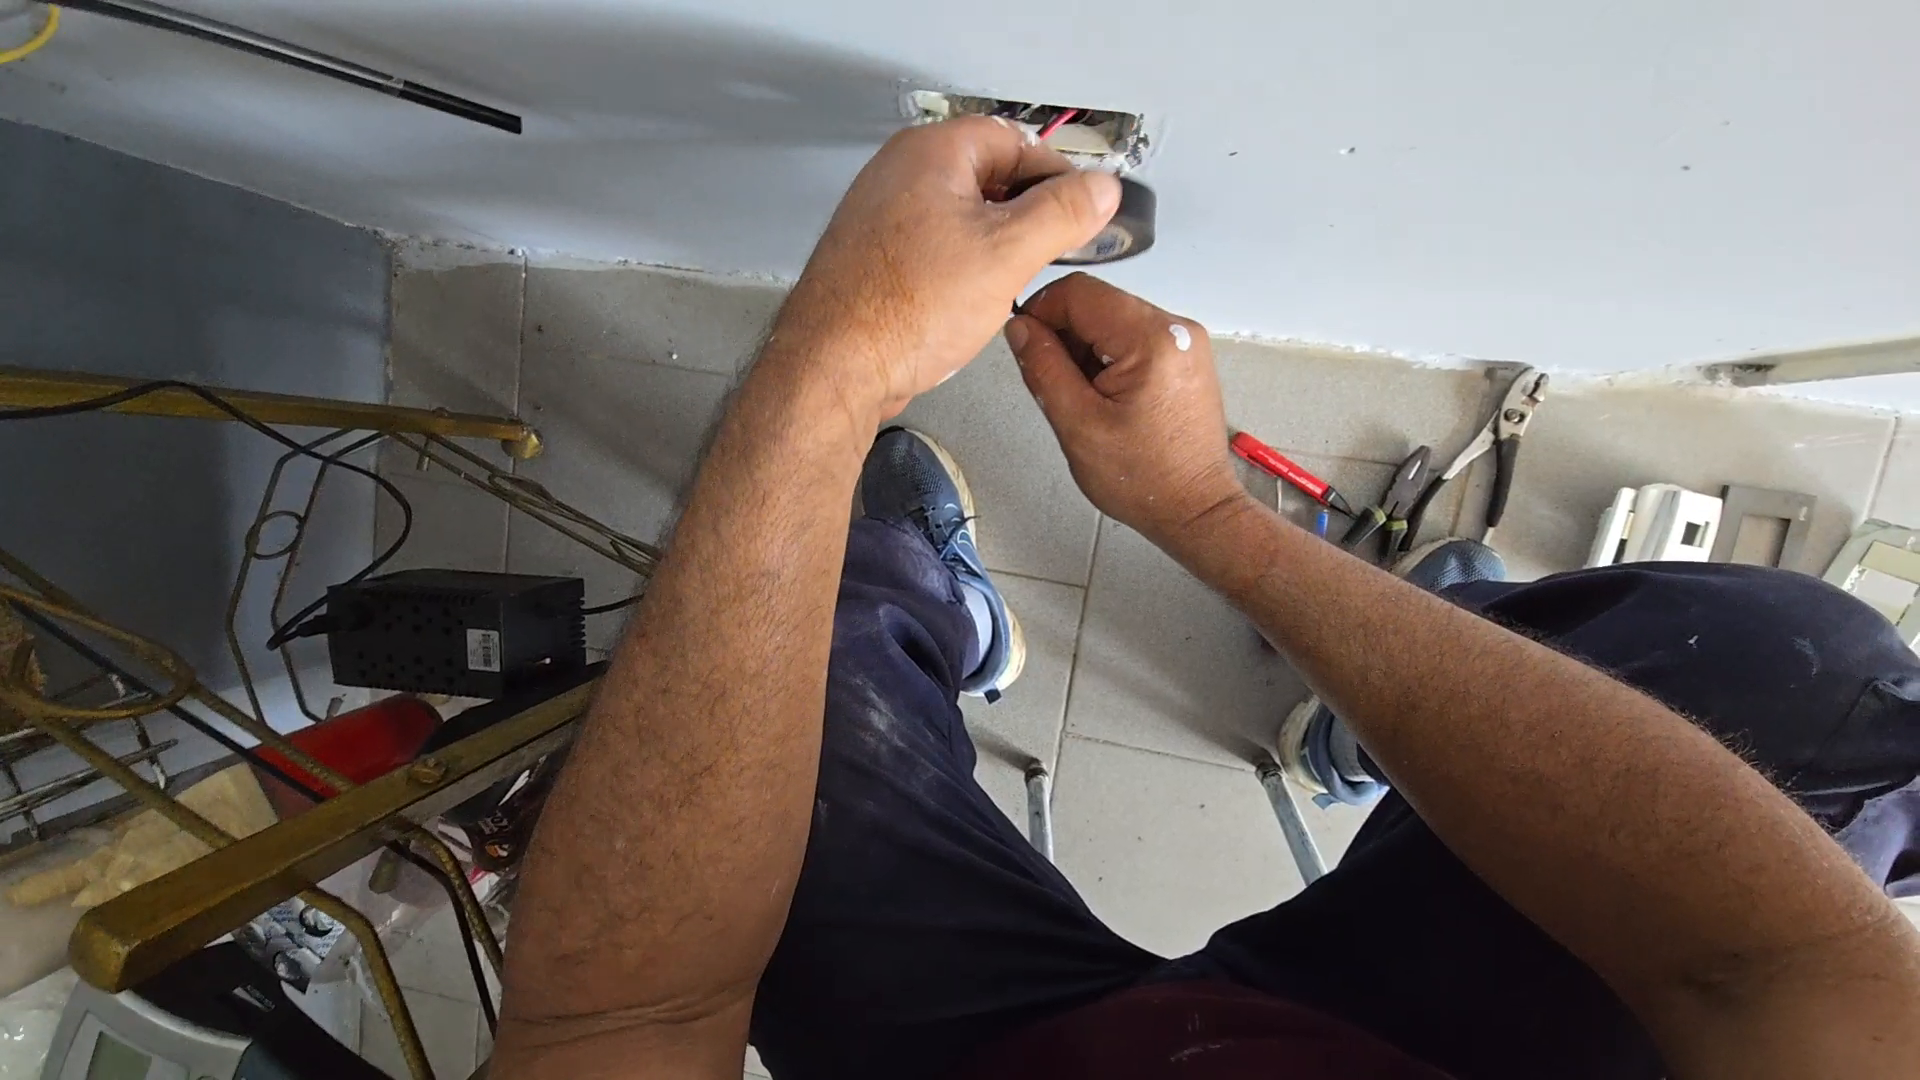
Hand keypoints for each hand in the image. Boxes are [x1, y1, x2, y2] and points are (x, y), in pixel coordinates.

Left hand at [770, 117, 1122, 421]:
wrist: (837, 365)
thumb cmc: (905, 308)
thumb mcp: (1007, 254)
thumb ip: (1062, 215)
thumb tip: (1100, 190)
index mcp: (930, 153)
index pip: (1014, 141)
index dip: (1056, 176)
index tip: (1081, 211)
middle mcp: (899, 175)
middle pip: (986, 178)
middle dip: (1025, 216)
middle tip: (1049, 252)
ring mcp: (882, 218)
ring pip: (960, 218)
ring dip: (994, 247)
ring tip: (1008, 283)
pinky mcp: (876, 260)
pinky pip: (933, 250)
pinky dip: (960, 269)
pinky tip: (969, 302)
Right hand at [1006, 273, 1247, 546]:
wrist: (1195, 509)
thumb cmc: (1139, 477)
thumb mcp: (1077, 425)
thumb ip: (1043, 368)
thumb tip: (1019, 327)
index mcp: (1151, 339)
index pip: (1080, 292)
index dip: (1041, 310)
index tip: (1023, 345)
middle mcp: (1175, 327)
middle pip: (1099, 302)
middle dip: (1063, 333)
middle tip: (1052, 382)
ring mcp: (1186, 340)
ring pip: (1114, 319)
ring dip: (1084, 347)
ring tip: (1081, 396)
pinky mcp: (1186, 356)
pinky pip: (1134, 338)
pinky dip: (1107, 357)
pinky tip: (1103, 396)